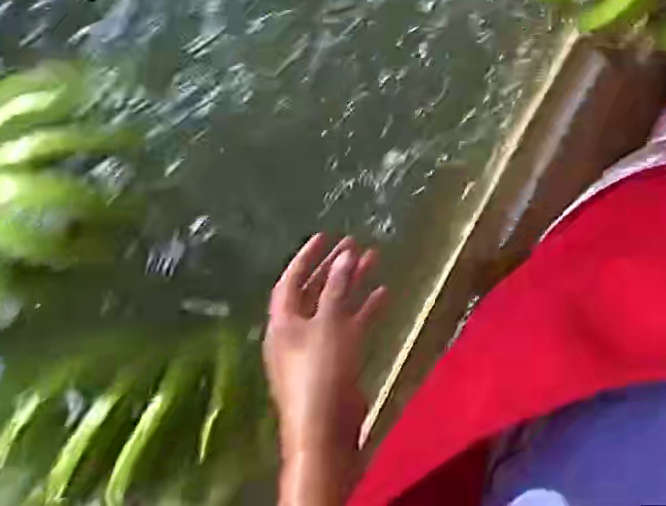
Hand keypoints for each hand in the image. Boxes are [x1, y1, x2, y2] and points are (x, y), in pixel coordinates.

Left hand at [265, 234, 387, 461]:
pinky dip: (363, 310)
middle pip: (313, 291)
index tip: (325, 235)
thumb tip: (345, 255)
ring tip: (373, 260)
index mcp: (283, 322)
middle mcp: (295, 332)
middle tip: (353, 244)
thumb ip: (338, 286)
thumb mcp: (330, 321)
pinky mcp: (334, 363)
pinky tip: (382, 294)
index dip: (307, 256)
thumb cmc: (320, 369)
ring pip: (334, 307)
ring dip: (352, 284)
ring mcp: (314, 348)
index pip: (290, 280)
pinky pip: (348, 327)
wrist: (326, 430)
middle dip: (334, 267)